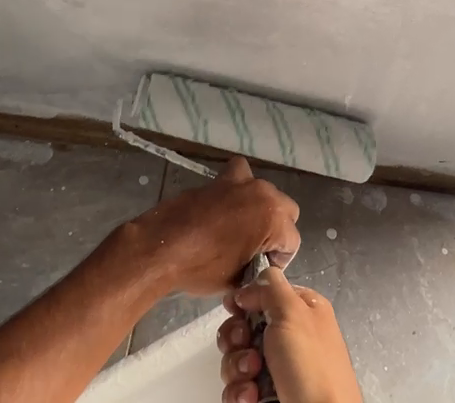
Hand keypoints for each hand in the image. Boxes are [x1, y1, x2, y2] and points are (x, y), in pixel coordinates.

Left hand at [120, 158, 300, 296]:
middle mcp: (264, 194)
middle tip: (254, 250)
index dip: (278, 260)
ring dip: (260, 208)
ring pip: (266, 193)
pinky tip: (228, 202)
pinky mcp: (221, 177)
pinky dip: (239, 186)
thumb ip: (258, 268)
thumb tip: (259, 265)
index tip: (260, 270)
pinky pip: (241, 175)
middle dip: (276, 231)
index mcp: (274, 219)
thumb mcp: (238, 280)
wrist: (162, 247)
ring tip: (241, 228)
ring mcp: (243, 181)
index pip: (292, 241)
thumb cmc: (202, 267)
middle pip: (286, 212)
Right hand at [217, 266, 361, 402]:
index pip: (265, 294)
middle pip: (244, 326)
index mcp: (302, 310)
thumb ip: (271, 288)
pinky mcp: (263, 396)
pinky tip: (251, 397)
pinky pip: (237, 388)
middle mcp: (288, 337)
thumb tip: (251, 284)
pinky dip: (239, 393)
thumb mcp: (294, 313)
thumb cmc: (310, 364)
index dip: (246, 299)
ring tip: (252, 377)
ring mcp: (275, 369)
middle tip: (246, 344)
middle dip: (236, 337)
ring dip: (237, 367)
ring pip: (237, 358)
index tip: (234, 307)